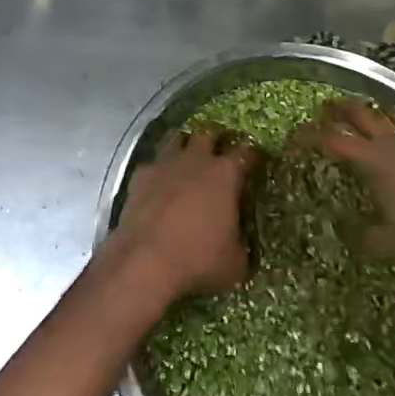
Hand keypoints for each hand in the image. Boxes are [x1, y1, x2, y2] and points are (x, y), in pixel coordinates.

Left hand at [105, 126, 256, 303]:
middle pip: (207, 134)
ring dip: (184, 144)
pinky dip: (159, 168)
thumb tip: (237, 239)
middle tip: (220, 146)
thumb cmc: (199, 259)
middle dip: (216, 137)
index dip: (251, 155)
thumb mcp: (236, 262)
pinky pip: (153, 162)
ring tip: (188, 155)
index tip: (255, 159)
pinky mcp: (139, 175)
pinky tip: (160, 180)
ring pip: (176, 139)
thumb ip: (240, 242)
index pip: (245, 154)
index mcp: (225, 175)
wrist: (145, 259)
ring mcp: (164, 164)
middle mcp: (195, 160)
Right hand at [304, 98, 394, 274]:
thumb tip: (338, 222)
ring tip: (359, 119)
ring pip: (388, 115)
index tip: (292, 142)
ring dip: (369, 113)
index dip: (307, 137)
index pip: (332, 139)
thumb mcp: (386, 246)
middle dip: (336, 110)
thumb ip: (356, 232)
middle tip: (321, 112)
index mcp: (375, 161)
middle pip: (359, 112)